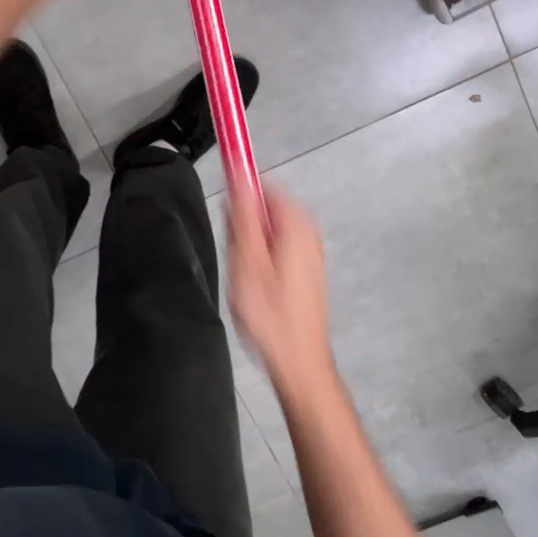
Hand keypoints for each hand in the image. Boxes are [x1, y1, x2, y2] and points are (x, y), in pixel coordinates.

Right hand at [228, 185, 334, 393]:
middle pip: (266, 209)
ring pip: (269, 231)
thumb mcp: (246, 259)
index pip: (264, 185)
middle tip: (235, 256)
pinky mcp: (308, 271)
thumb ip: (242, 214)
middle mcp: (309, 232)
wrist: (299, 363)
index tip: (226, 218)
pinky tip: (254, 288)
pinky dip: (261, 260)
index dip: (240, 194)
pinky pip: (277, 249)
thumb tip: (239, 173)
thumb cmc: (269, 313)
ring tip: (243, 277)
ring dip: (250, 247)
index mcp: (296, 224)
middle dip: (244, 227)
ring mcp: (311, 253)